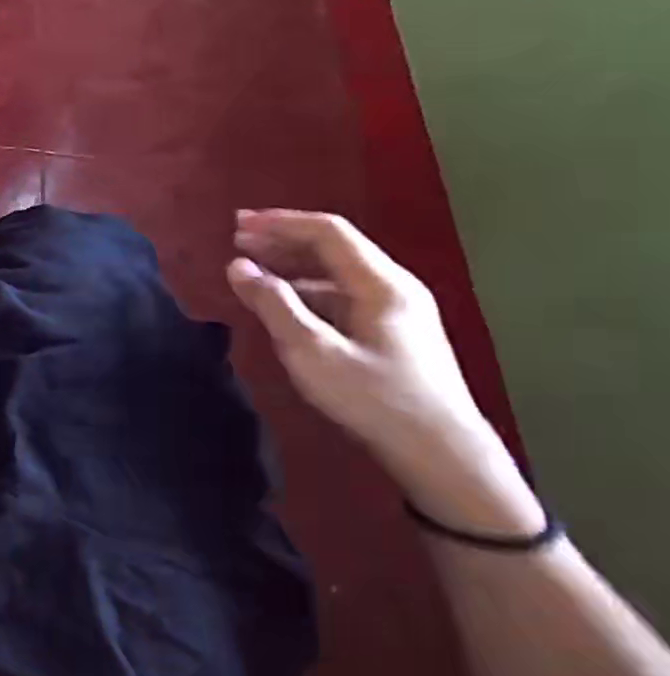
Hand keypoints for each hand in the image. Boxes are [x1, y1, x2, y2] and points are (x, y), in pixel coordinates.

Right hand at [226, 209, 541, 533]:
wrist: (439, 452)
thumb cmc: (372, 398)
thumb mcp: (311, 351)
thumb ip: (273, 304)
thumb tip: (238, 265)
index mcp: (381, 285)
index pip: (328, 233)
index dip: (280, 223)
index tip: (236, 224)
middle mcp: (392, 288)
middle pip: (333, 247)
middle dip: (281, 238)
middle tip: (234, 238)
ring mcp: (394, 310)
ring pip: (333, 272)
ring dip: (289, 264)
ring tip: (248, 268)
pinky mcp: (388, 331)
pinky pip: (338, 294)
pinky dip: (301, 288)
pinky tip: (278, 302)